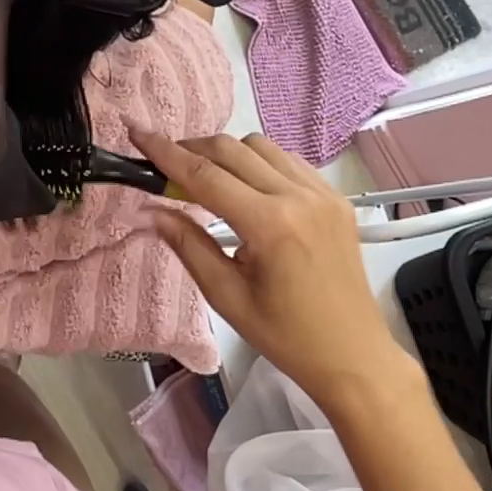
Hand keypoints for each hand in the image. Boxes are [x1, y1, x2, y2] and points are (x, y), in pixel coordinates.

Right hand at [132, 129, 414, 406]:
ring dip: (225, 153)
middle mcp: (299, 198)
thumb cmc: (285, 335)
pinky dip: (258, 162)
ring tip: (205, 177)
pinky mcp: (336, 198)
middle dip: (191, 148)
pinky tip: (246, 187)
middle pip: (231, 148)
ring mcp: (323, 194)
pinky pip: (287, 160)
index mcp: (270, 225)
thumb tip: (147, 209)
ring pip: (260, 146)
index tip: (138, 134)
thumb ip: (186, 243)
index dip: (165, 152)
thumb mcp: (225, 295)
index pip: (205, 175)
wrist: (354, 356)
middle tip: (164, 164)